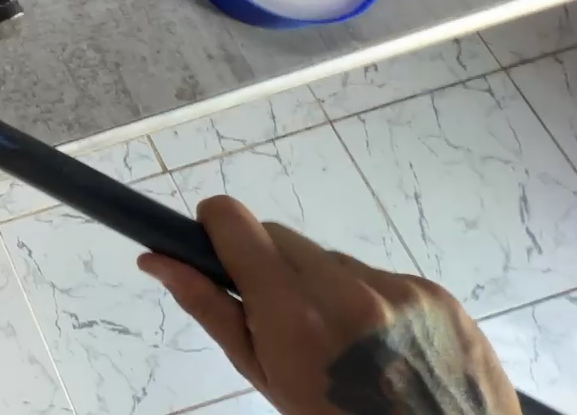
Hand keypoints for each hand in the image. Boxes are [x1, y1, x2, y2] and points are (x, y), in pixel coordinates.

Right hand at [140, 196, 518, 414]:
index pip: (231, 218)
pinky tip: (385, 343)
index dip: (216, 227)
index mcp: (293, 309)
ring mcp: (400, 290)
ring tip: (344, 339)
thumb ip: (208, 308)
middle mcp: (346, 288)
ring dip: (321, 283)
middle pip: (278, 235)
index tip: (218, 251)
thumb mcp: (262, 375)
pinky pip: (378, 275)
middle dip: (269, 262)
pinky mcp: (439, 296)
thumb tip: (153, 258)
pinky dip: (370, 299)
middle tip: (282, 314)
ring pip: (328, 257)